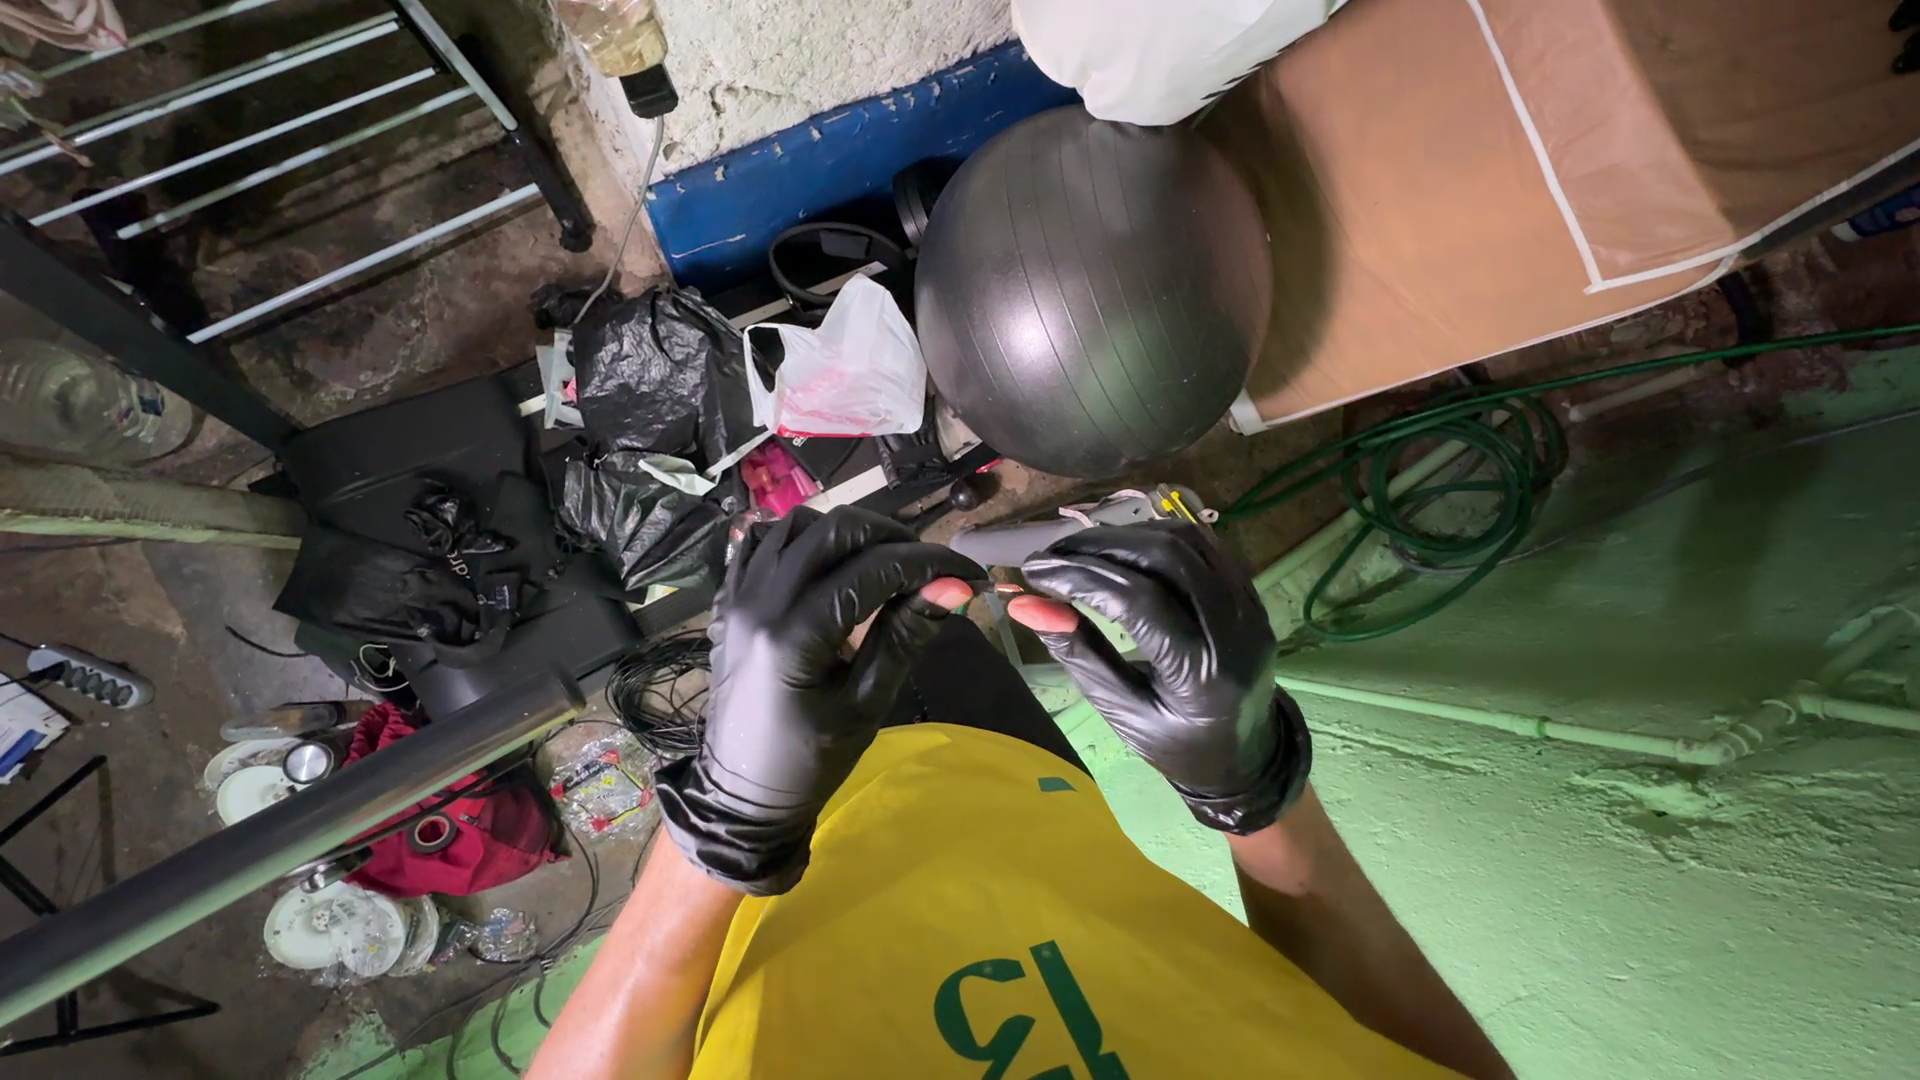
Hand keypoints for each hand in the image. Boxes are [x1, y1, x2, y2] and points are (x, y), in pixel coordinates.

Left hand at [655, 506, 983, 893]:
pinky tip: (827, 563)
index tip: (967, 574)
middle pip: (833, 530)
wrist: (741, 793)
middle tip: (925, 566)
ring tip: (880, 562)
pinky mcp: (730, 600)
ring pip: (796, 525)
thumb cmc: (811, 761)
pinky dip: (801, 539)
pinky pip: (762, 543)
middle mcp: (760, 601)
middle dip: (891, 537)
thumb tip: (956, 586)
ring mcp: (737, 596)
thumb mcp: (868, 705)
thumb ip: (905, 636)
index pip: (872, 570)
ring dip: (847, 533)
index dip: (928, 563)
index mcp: (794, 636)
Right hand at [1008, 522, 1309, 833]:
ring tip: (1079, 549)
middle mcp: (1234, 631)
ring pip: (1185, 542)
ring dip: (1126, 535)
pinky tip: (1120, 546)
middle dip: (1100, 546)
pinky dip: (1155, 537)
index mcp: (1200, 674)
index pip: (1136, 601)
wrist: (1245, 754)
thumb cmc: (1175, 742)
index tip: (1034, 572)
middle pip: (1165, 557)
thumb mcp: (1120, 709)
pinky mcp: (1251, 594)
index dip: (1081, 578)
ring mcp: (1250, 607)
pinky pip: (1203, 547)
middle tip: (1053, 554)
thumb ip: (1078, 653)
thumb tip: (1024, 604)